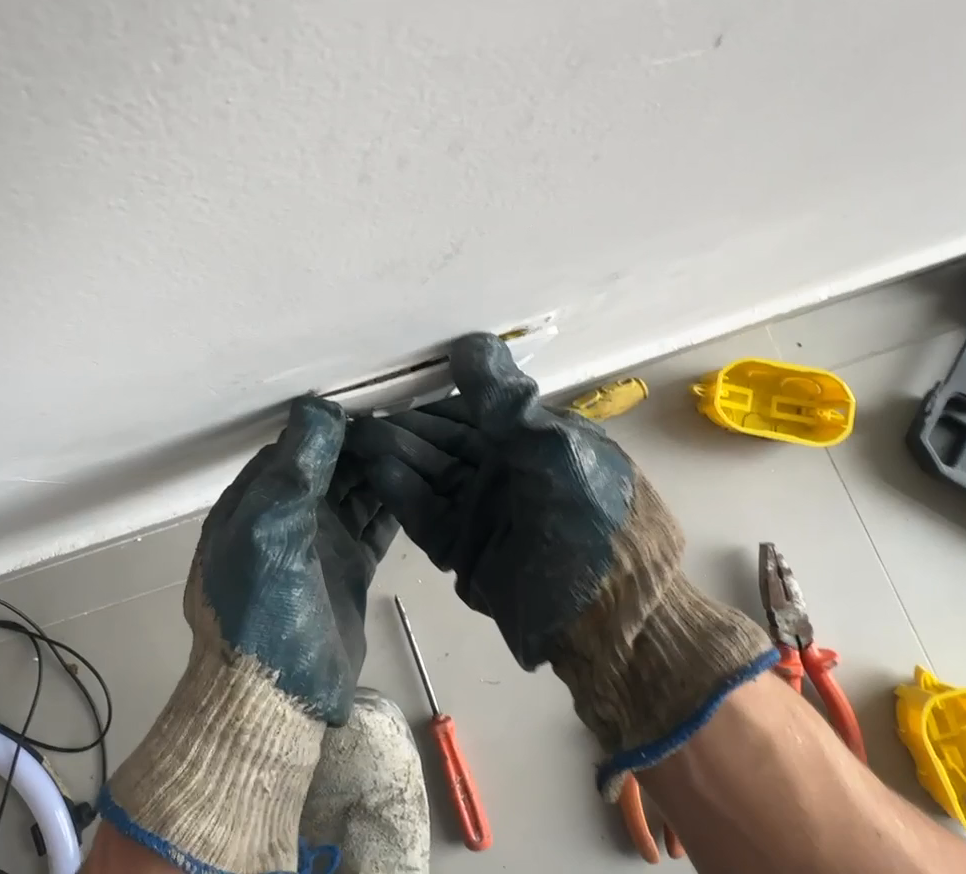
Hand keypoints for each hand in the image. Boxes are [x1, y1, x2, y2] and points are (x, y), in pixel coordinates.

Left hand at [102, 396, 396, 873]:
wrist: (274, 702)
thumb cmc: (262, 612)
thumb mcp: (270, 532)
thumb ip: (294, 469)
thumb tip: (319, 406)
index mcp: (256, 500)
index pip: (300, 446)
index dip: (338, 426)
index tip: (380, 406)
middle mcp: (287, 516)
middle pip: (333, 466)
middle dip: (369, 444)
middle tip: (418, 423)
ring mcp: (319, 544)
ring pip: (357, 492)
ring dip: (387, 471)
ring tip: (430, 446)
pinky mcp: (348, 570)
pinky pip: (375, 526)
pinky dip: (396, 506)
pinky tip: (426, 486)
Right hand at [341, 334, 773, 790]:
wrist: (610, 623)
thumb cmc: (589, 518)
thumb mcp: (552, 446)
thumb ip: (503, 398)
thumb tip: (466, 342)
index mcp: (536, 440)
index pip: (475, 407)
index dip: (434, 394)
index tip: (394, 380)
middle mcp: (507, 471)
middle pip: (444, 439)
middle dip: (405, 426)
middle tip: (358, 413)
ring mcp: (484, 511)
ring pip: (429, 473)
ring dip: (395, 454)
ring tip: (355, 437)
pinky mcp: (463, 549)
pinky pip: (425, 513)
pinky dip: (401, 492)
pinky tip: (374, 469)